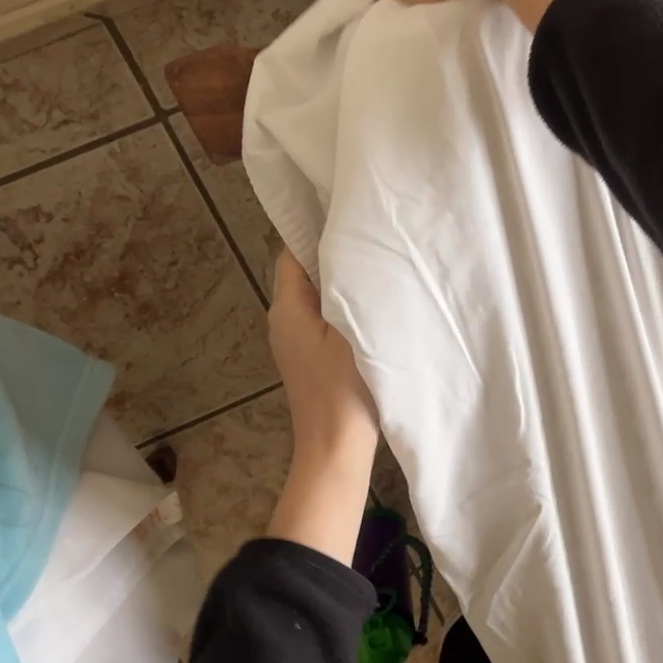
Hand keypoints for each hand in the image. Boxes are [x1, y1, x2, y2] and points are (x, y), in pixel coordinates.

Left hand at [266, 248, 377, 563]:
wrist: (336, 448)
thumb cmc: (343, 388)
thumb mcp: (351, 330)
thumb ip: (348, 288)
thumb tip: (353, 248)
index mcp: (287, 307)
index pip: (293, 252)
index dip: (319, 229)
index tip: (352, 213)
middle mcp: (284, 319)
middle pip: (306, 273)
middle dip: (335, 253)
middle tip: (373, 234)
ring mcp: (296, 341)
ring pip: (319, 296)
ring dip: (343, 281)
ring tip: (379, 263)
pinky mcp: (312, 358)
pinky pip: (326, 318)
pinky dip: (346, 306)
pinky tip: (375, 303)